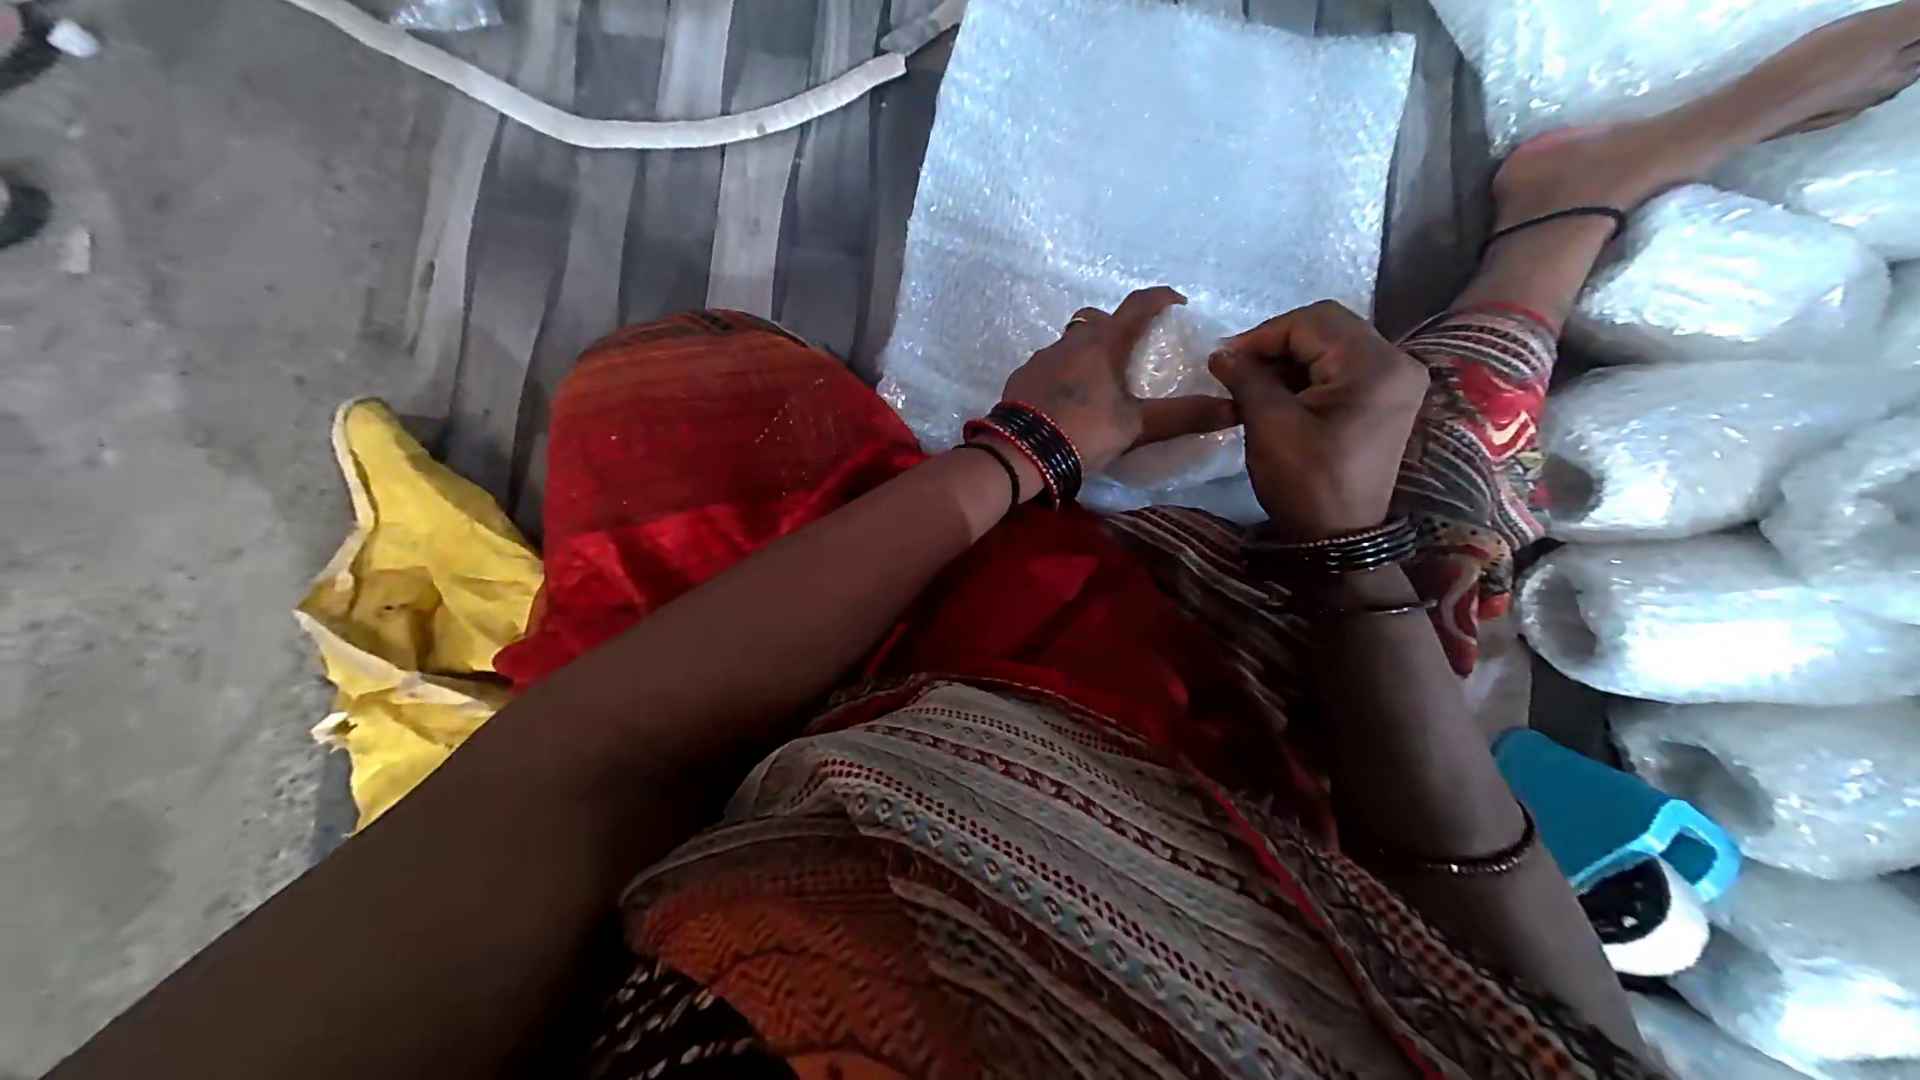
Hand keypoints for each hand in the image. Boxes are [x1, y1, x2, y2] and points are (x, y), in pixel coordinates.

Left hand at [1001, 287, 1238, 474]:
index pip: (1138, 304)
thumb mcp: (1137, 427)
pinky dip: (1063, 372)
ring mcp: (1041, 358)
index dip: (1161, 298)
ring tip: (1099, 380)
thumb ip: (1183, 416)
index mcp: (1103, 344)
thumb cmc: (1083, 433)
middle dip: (1119, 326)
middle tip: (1132, 349)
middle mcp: (1071, 341)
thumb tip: (1234, 408)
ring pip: (1071, 341)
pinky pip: (1049, 364)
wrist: (1019, 454)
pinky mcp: (1022, 377)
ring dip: (1088, 351)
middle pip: (1099, 319)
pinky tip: (1067, 398)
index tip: (1176, 304)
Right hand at [1208, 300, 1429, 539]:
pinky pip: (1340, 368)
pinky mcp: (1385, 398)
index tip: (1223, 358)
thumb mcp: (1270, 426)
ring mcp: (1395, 380)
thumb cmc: (1305, 483)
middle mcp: (1396, 362)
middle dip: (1275, 344)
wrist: (1338, 538)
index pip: (1313, 321)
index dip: (1262, 334)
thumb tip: (1221, 352)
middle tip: (1235, 368)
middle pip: (1326, 327)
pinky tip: (1276, 393)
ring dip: (1288, 359)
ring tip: (1250, 383)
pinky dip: (1305, 374)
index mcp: (1374, 365)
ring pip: (1332, 345)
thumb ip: (1247, 378)